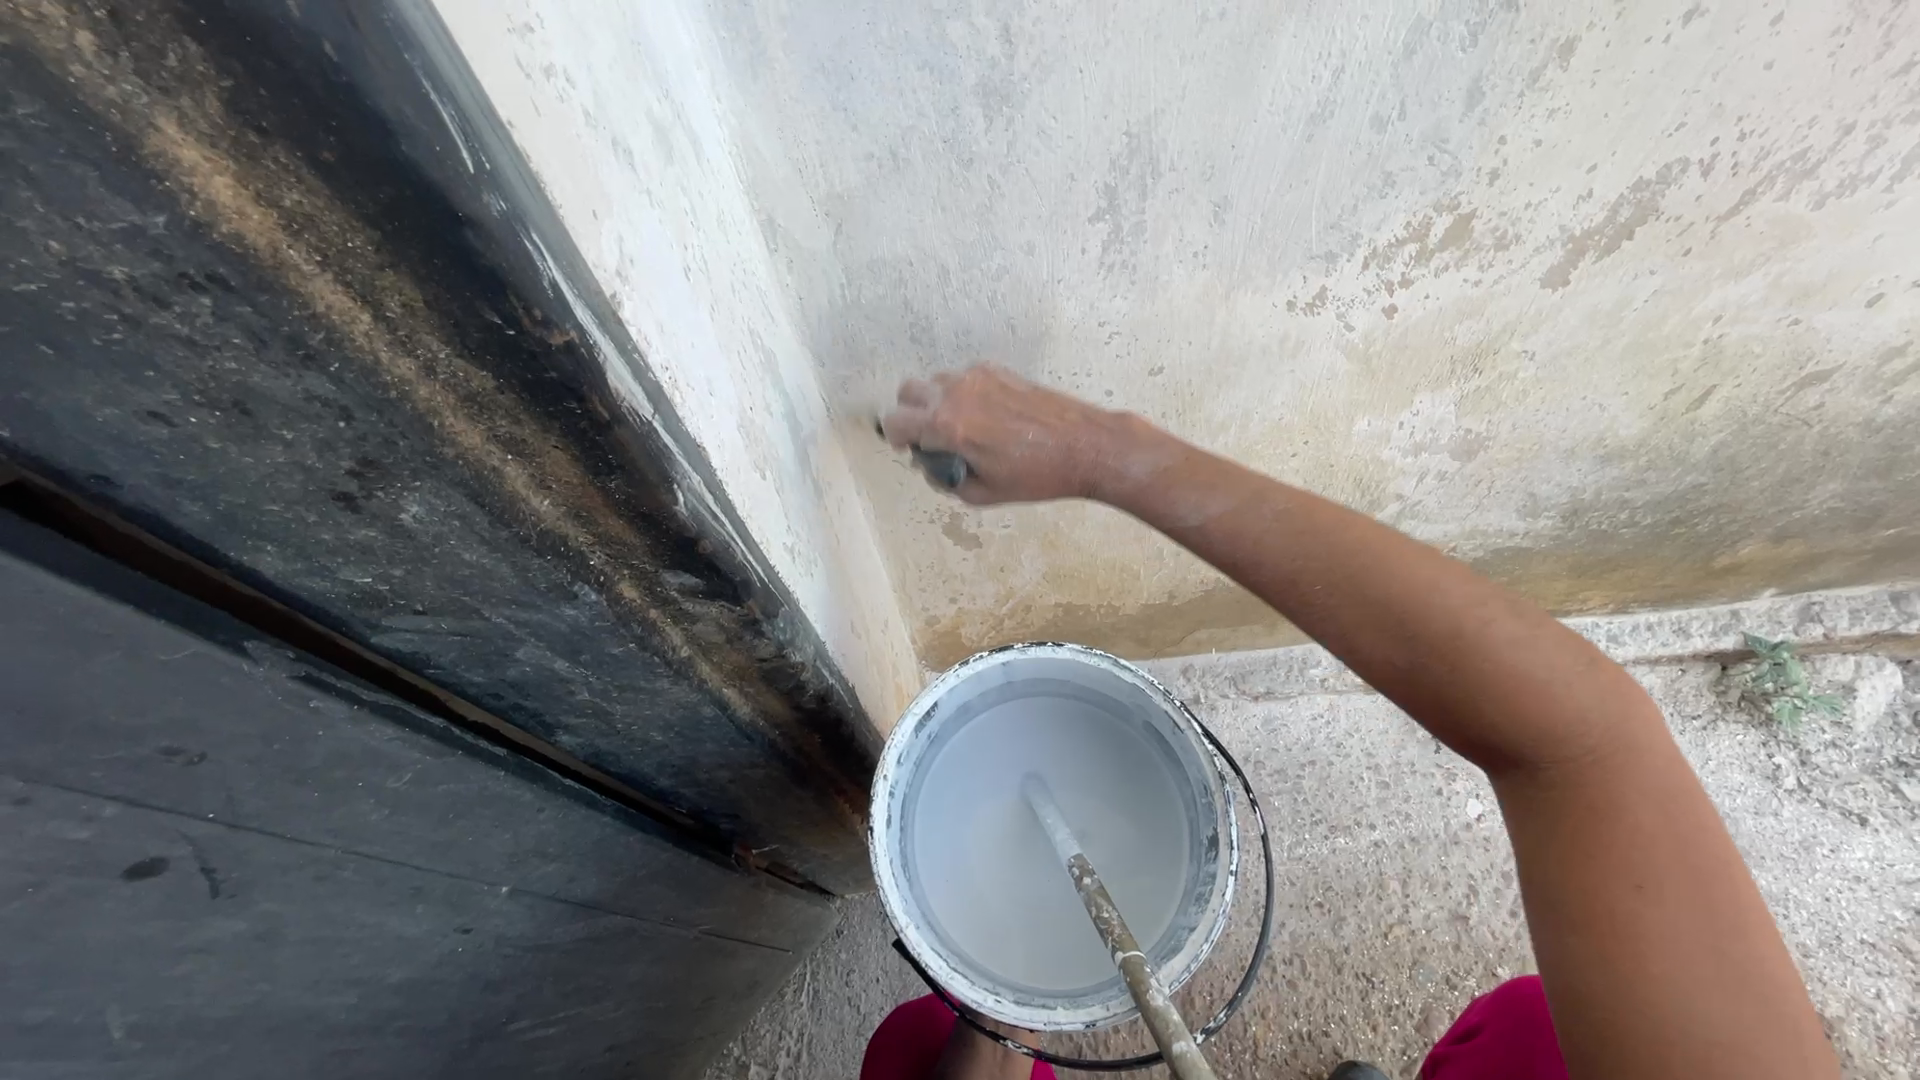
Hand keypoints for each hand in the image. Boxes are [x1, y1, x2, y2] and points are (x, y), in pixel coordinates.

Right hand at [880, 365, 1138, 504]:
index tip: (909, 448)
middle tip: (929, 437)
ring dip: (936, 402)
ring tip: (961, 428)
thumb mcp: (982, 493)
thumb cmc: (1037, 475)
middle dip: (911, 415)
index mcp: (948, 426)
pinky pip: (964, 378)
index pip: (895, 422)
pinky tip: (987, 417)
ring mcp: (977, 377)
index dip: (897, 439)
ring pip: (936, 382)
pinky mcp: (997, 370)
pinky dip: (963, 394)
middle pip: (907, 393)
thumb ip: (945, 479)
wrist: (1084, 446)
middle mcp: (956, 394)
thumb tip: (931, 465)